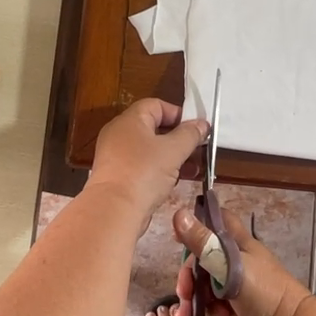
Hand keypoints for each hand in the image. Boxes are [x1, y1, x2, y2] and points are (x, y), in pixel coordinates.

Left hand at [88, 99, 208, 215]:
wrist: (114, 210)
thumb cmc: (144, 172)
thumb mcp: (173, 151)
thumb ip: (190, 135)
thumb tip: (201, 124)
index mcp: (130, 120)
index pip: (156, 105)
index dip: (178, 114)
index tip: (196, 128)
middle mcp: (119, 134)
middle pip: (153, 128)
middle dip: (178, 138)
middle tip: (197, 149)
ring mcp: (116, 156)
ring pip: (149, 150)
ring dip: (172, 157)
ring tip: (193, 169)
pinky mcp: (117, 177)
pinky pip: (142, 167)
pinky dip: (159, 170)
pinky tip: (175, 182)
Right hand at [172, 208, 311, 315]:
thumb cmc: (262, 292)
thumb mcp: (228, 265)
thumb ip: (203, 243)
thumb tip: (179, 214)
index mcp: (239, 243)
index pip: (217, 221)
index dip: (197, 225)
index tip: (178, 238)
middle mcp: (239, 260)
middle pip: (205, 259)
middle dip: (189, 276)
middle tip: (184, 293)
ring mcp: (241, 284)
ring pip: (209, 284)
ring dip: (196, 298)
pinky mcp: (242, 305)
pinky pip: (218, 303)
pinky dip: (211, 310)